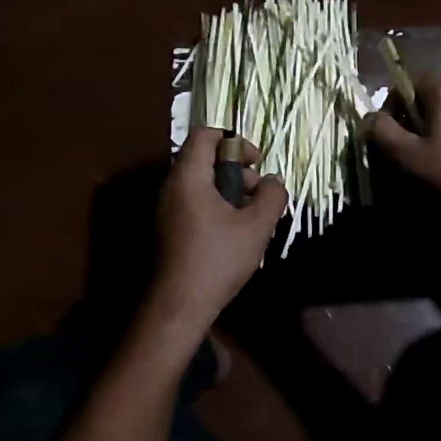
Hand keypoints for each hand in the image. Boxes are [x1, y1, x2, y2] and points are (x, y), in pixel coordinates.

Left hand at [153, 128, 286, 323]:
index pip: (205, 135)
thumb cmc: (219, 259)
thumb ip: (272, 196)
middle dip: (236, 169)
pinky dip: (217, 206)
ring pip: (201, 182)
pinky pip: (195, 202)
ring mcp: (167, 208)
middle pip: (204, 158)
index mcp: (188, 177)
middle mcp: (172, 187)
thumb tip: (273, 182)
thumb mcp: (257, 226)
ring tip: (252, 216)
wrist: (180, 304)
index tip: (256, 162)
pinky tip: (236, 232)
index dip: (234, 140)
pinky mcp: (169, 228)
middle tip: (259, 193)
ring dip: (230, 190)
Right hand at [365, 77, 440, 226]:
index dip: (391, 102)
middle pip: (424, 94)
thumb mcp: (410, 155)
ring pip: (440, 110)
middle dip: (407, 117)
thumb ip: (384, 132)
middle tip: (402, 147)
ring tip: (421, 157)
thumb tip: (369, 118)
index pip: (408, 80)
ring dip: (424, 129)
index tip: (388, 130)